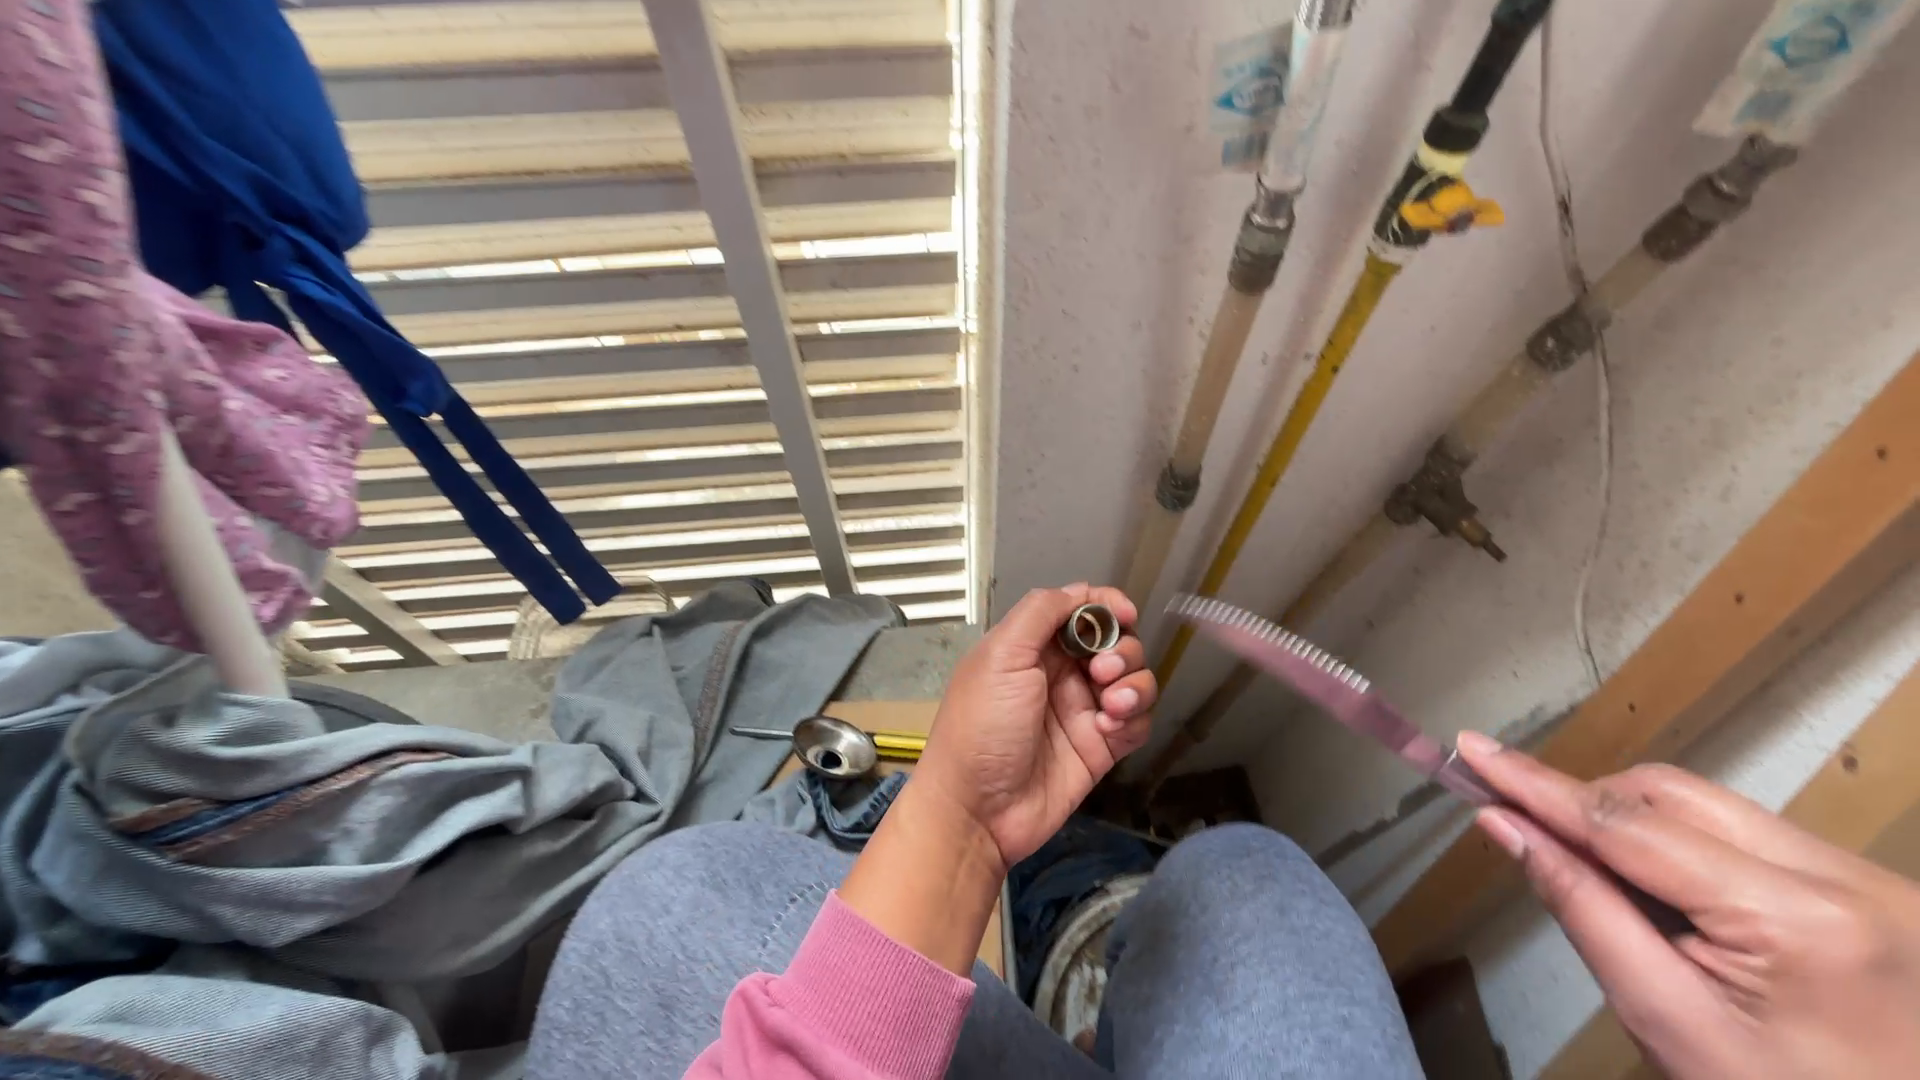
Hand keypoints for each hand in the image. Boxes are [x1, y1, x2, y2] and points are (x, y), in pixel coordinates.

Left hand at [916, 584, 1156, 869]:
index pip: (1080, 610)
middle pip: (1115, 642)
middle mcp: (1061, 673)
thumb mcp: (1000, 657)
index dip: (1106, 605)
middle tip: (1102, 673)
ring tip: (1112, 704)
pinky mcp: (1101, 746)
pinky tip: (1110, 728)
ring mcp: (1083, 710)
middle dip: (1121, 650)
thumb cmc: (982, 726)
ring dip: (1134, 683)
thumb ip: (1040, 614)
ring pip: (1133, 679)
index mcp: (1032, 646)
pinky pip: (1138, 720)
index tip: (1124, 614)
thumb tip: (1080, 592)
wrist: (978, 810)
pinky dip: (1135, 718)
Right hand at [1458, 732, 1919, 1079]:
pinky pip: (1744, 834)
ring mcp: (1870, 881)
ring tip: (1596, 872)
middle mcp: (1847, 879)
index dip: (1539, 786)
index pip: (1629, 826)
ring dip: (1630, 823)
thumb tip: (1503, 824)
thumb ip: (1582, 907)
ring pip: (1706, 807)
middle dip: (1587, 804)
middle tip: (1521, 823)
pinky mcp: (1871, 890)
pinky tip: (1663, 891)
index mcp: (1799, 920)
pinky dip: (1679, 845)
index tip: (1471, 749)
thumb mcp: (1664, 1017)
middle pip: (1672, 796)